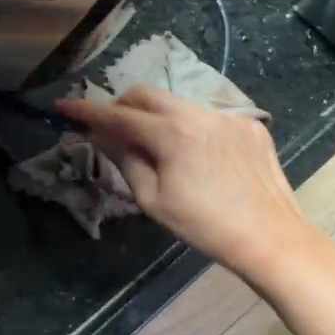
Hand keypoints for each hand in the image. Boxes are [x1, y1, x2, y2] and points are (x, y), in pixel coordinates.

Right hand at [56, 87, 317, 275]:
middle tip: (111, 129)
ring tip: (156, 148)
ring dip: (156, 118)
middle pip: (146, 95)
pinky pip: (207, 118)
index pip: (117, 115)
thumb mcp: (152, 198)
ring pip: (177, 104)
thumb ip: (124, 159)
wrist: (272, 239)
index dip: (86, 110)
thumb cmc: (204, 225)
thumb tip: (101, 135)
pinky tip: (197, 158)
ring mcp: (228, 118)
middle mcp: (199, 115)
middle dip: (122, 106)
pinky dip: (189, 129)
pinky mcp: (250, 127)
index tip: (62, 106)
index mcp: (172, 134)